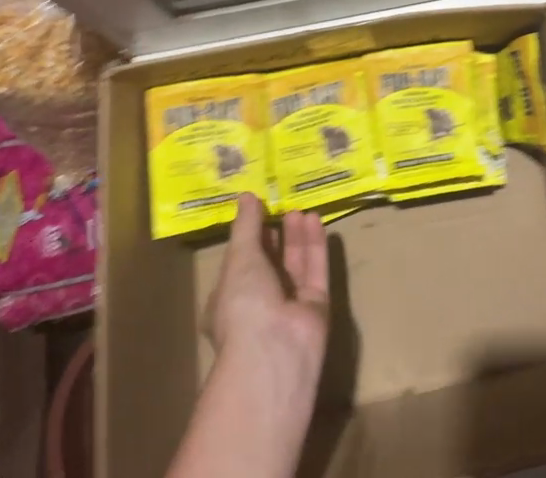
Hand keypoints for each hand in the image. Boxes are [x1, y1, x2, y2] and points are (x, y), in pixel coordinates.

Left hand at [170, 196, 332, 477]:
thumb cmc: (243, 304)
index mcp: (229, 300)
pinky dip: (315, 246)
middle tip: (282, 205)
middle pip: (270, 263)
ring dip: (296, 237)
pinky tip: (315, 220)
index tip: (257, 209)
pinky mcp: (317, 305)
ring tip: (299, 207)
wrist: (275, 349)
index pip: (239, 264)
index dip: (248, 237)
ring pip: (295, 265)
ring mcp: (289, 306)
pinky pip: (316, 270)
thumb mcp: (239, 259)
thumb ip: (246, 227)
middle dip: (275, 235)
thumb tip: (247, 196)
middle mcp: (259, 303)